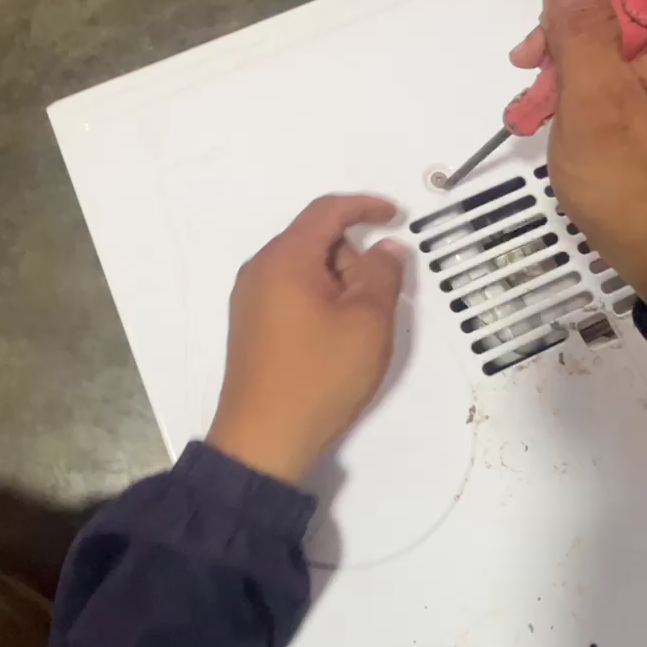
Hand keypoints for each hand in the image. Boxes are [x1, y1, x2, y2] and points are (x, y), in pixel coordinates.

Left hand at [207, 195, 408, 484]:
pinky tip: (335, 337)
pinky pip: (291, 291)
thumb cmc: (318, 376)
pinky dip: (320, 298)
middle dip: (354, 257)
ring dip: (339, 282)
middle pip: (315, 239)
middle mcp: (260, 268)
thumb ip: (383, 273)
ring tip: (358, 327)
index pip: (327, 211)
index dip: (365, 206)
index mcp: (285, 257)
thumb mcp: (367, 322)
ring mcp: (250, 297)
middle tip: (379, 298)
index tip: (396, 215)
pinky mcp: (251, 323)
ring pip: (305, 268)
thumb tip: (385, 247)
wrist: (262, 440)